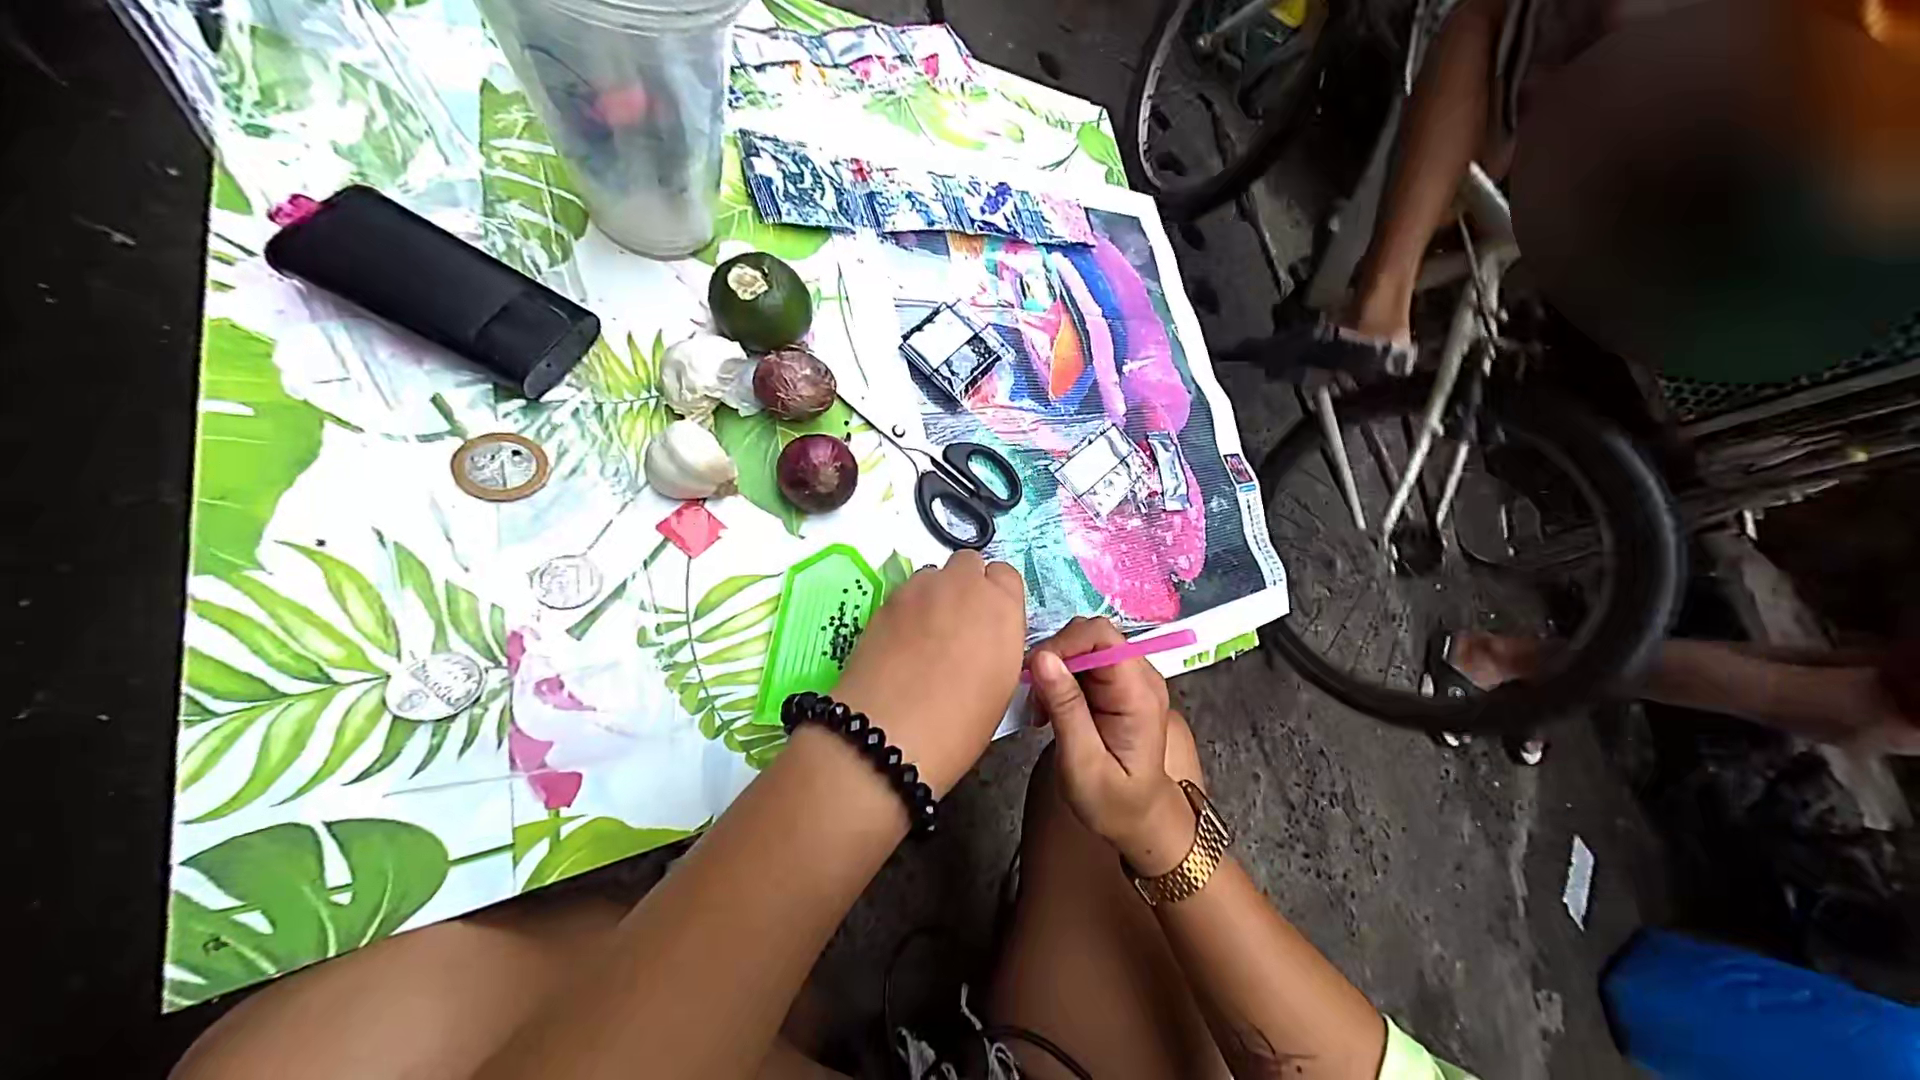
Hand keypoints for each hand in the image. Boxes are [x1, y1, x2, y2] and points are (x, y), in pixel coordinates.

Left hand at [831, 550, 1025, 796]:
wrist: (890, 732)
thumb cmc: (959, 724)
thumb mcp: (1001, 687)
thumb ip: (999, 645)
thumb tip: (987, 640)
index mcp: (1002, 607)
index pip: (1006, 576)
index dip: (998, 597)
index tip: (991, 621)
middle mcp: (963, 586)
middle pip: (969, 563)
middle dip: (966, 585)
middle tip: (960, 623)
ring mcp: (921, 589)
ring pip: (933, 575)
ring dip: (935, 595)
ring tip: (926, 635)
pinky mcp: (885, 600)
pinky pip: (905, 593)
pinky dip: (907, 610)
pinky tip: (901, 643)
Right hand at [1028, 617, 1191, 873]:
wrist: (1139, 820)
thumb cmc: (1113, 803)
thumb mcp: (1082, 763)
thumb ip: (1065, 708)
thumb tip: (1042, 658)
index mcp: (1139, 693)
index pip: (1102, 636)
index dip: (1064, 643)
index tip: (1035, 673)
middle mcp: (1138, 676)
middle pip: (1090, 634)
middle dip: (1054, 656)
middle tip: (1035, 697)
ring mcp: (1127, 678)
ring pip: (1081, 645)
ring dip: (1052, 669)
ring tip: (1041, 709)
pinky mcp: (1113, 684)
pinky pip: (1079, 662)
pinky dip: (1057, 678)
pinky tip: (1049, 709)